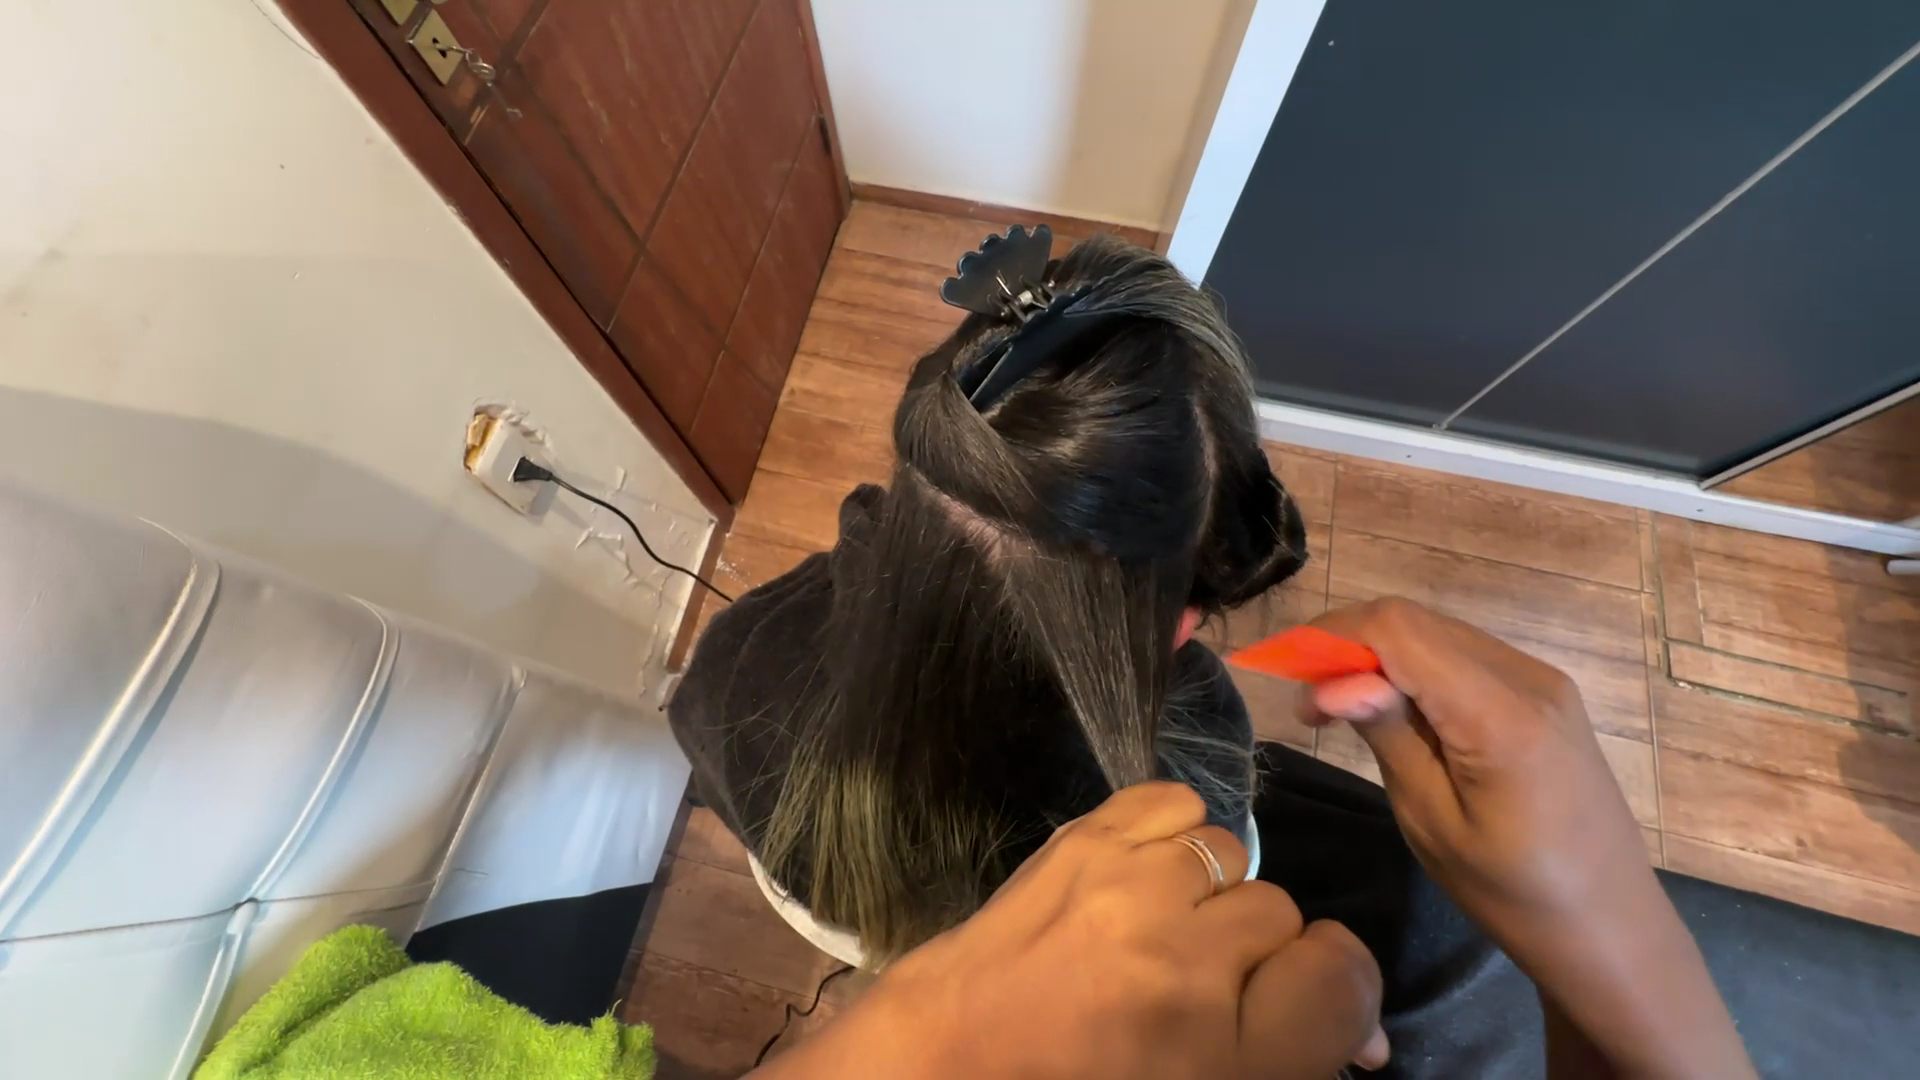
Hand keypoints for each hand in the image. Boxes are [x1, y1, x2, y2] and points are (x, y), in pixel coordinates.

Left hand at [756, 783, 1386, 1079]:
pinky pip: (1173, 801)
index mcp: (1231, 1053)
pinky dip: (1171, 829)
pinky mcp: (1086, 836)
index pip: (1341, 973)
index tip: (1300, 986)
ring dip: (1206, 886)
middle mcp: (1187, 959)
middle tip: (1202, 969)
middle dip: (1251, 942)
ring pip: (1226, 851)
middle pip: (1279, 908)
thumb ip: (1291, 1050)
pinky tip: (1145, 865)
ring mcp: (1131, 887)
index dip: (1333, 980)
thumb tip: (1358, 1022)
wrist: (964, 1050)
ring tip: (1164, 916)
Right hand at [1299, 598, 1752, 1078]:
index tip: (1285, 674)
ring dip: (1370, 652)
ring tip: (1335, 705)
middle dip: (1342, 642)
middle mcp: (1526, 678)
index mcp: (1501, 715)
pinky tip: (1386, 704)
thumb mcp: (1430, 819)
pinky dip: (1405, 663)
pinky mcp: (1537, 691)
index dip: (1329, 636)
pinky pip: (1454, 651)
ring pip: (1428, 629)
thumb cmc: (1514, 894)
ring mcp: (1538, 679)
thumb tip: (1327, 683)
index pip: (1396, 630)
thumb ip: (1386, 733)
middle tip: (1305, 698)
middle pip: (1409, 620)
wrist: (1614, 931)